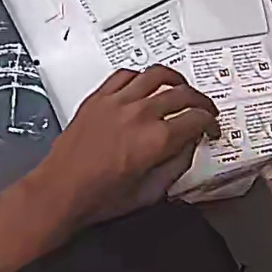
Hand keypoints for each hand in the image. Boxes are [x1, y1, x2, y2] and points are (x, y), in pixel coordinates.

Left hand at [25, 65, 218, 229]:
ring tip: (181, 88)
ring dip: (176, 81)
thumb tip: (189, 148)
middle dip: (200, 102)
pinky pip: (126, 74)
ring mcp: (118, 103)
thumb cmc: (97, 197)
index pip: (197, 118)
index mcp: (156, 140)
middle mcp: (139, 115)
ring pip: (157, 75)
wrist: (60, 192)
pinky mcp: (99, 99)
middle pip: (183, 94)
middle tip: (202, 110)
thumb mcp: (150, 192)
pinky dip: (142, 76)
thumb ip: (177, 166)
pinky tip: (146, 83)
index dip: (210, 122)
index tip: (210, 128)